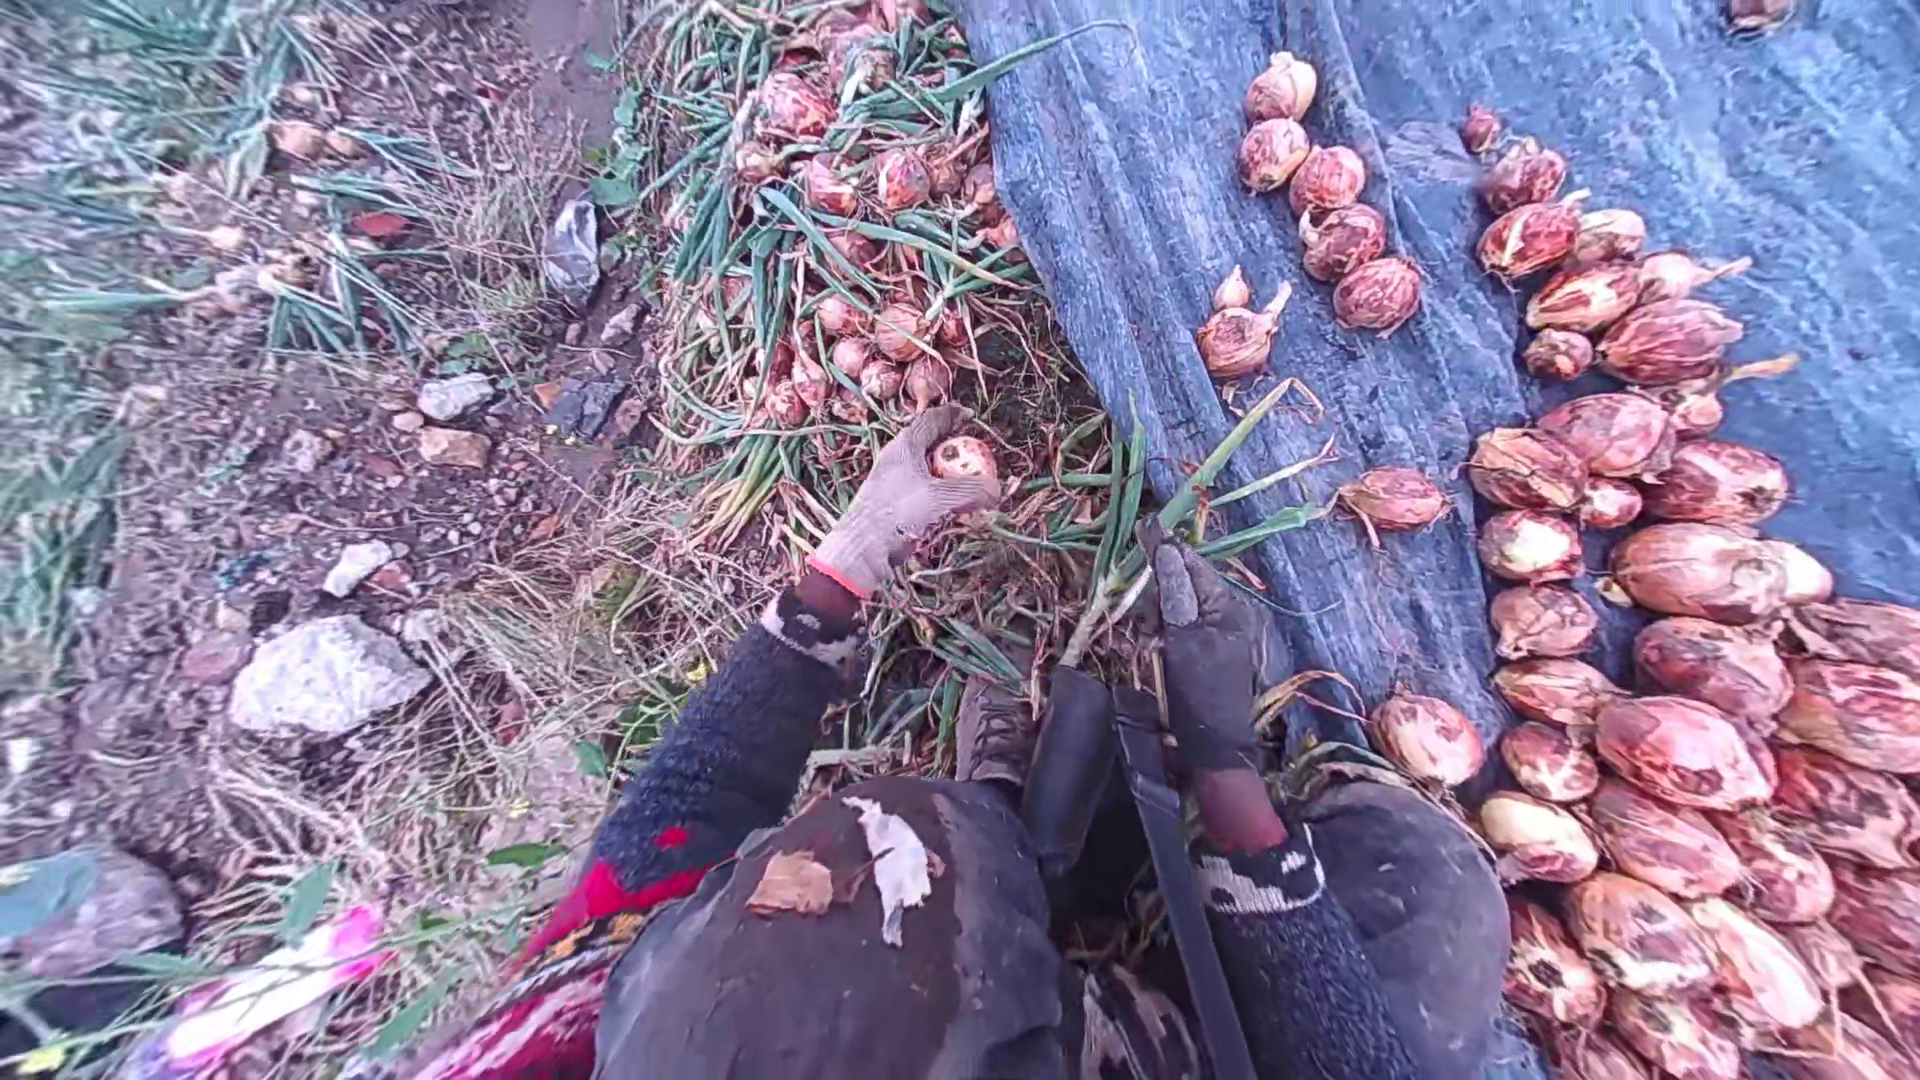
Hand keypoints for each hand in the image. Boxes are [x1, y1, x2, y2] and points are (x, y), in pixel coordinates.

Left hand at [810, 405, 999, 596]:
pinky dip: (941, 496)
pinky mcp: (895, 505)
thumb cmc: (898, 511)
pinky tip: (953, 509)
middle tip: (973, 452)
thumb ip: (971, 490)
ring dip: (949, 476)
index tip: (969, 415)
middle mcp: (897, 461)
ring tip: (968, 486)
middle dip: (952, 448)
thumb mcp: (940, 496)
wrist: (865, 547)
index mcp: (904, 447)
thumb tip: (995, 490)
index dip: (951, 415)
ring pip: (927, 471)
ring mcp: (894, 483)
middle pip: (929, 445)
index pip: (930, 421)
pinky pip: (924, 494)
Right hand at [1141, 523, 1266, 772]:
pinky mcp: (1207, 645)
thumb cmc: (1200, 689)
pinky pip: (1179, 624)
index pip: (1191, 564)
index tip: (1145, 525)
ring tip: (1150, 642)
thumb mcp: (1183, 637)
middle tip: (1145, 621)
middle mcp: (1227, 610)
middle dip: (1157, 594)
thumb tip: (1166, 550)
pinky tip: (1156, 647)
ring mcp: (1219, 628)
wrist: (1214, 742)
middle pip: (1182, 582)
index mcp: (1227, 603)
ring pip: (1176, 603)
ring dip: (1156, 616)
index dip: (1165, 546)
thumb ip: (1175, 591)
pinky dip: (1163, 631)